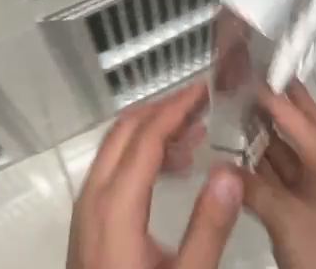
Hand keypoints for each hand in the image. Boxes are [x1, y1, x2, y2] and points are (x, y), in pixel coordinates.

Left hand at [68, 81, 244, 268]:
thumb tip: (230, 170)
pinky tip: (172, 171)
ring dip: (152, 133)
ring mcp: (86, 209)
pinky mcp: (87, 223)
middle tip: (202, 105)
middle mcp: (93, 196)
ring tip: (195, 138)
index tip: (205, 89)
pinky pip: (111, 169)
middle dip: (163, 111)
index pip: (146, 135)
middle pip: (125, 132)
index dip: (176, 107)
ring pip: (116, 148)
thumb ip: (208, 226)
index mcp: (116, 204)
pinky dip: (140, 156)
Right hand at [243, 82, 315, 268]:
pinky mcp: (310, 219)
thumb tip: (221, 166)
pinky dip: (263, 169)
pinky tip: (239, 163)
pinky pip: (283, 183)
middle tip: (244, 78)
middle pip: (299, 129)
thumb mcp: (289, 221)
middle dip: (275, 104)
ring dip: (264, 136)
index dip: (272, 93)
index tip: (245, 66)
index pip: (297, 116)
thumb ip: (255, 189)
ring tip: (232, 112)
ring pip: (288, 156)